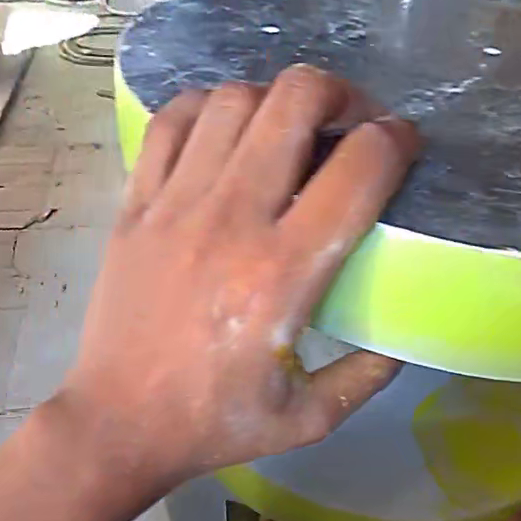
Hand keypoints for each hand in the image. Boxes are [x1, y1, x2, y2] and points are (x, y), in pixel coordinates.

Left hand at [49, 65, 420, 492]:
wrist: (118, 423)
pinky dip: (203, 110)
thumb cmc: (211, 425)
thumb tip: (402, 335)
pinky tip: (218, 134)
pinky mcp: (132, 211)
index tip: (401, 152)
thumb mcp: (308, 418)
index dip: (397, 141)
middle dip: (339, 96)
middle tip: (345, 126)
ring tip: (282, 133)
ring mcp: (172, 208)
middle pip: (294, 99)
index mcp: (282, 272)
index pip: (360, 164)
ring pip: (231, 100)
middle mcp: (229, 221)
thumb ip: (367, 373)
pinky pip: (169, 126)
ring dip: (271, 101)